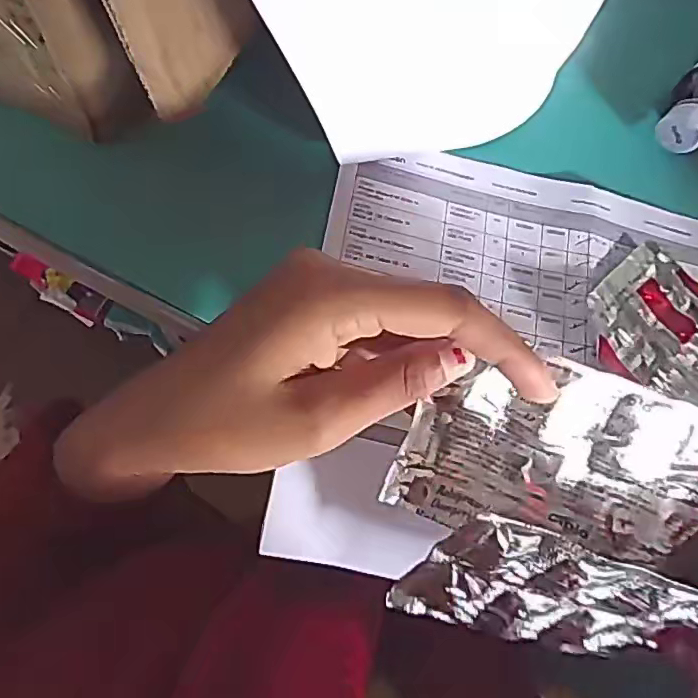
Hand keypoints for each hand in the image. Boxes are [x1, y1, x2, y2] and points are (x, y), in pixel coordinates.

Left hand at [55, 249, 556, 500]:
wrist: (155, 416)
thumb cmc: (224, 428)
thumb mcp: (316, 423)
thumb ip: (393, 384)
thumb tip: (460, 356)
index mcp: (330, 295)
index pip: (439, 306)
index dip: (500, 342)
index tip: (542, 385)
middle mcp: (328, 269)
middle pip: (427, 298)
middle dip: (480, 341)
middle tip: (526, 390)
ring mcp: (318, 276)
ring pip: (404, 305)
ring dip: (442, 343)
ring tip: (487, 388)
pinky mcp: (311, 292)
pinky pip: (375, 313)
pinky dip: (404, 343)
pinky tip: (418, 375)